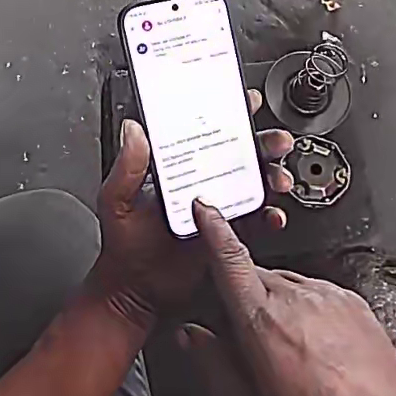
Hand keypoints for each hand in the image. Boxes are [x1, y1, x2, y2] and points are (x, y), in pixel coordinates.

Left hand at [89, 89, 294, 322]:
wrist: (135, 292)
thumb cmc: (123, 246)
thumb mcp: (116, 201)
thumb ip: (126, 167)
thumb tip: (133, 130)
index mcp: (178, 169)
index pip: (206, 134)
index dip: (230, 116)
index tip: (247, 103)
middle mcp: (202, 183)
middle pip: (241, 155)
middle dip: (265, 145)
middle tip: (277, 142)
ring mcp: (218, 208)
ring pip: (255, 184)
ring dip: (273, 177)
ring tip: (279, 179)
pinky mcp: (229, 233)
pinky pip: (256, 221)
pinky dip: (270, 217)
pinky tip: (273, 216)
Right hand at [177, 201, 395, 395]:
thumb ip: (213, 368)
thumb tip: (193, 338)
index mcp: (263, 323)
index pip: (230, 259)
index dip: (213, 229)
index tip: (204, 209)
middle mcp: (297, 299)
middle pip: (255, 278)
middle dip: (244, 300)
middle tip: (252, 346)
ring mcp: (329, 297)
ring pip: (286, 286)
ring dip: (278, 308)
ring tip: (293, 359)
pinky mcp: (353, 302)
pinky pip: (316, 295)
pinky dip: (306, 313)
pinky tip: (317, 353)